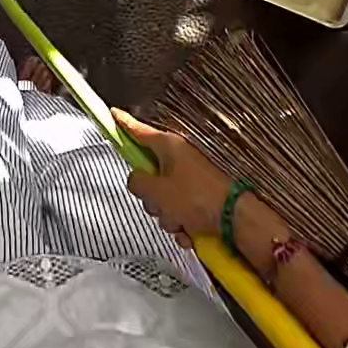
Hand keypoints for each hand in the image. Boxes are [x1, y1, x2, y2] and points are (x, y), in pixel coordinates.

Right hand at [117, 109, 230, 248]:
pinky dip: (182, 224)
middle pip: (148, 174)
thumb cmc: (200, 199)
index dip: (123, 123)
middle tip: (160, 205)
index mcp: (169, 146)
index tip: (113, 114)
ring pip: (162, 198)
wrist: (235, 220)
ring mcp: (190, 178)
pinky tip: (191, 232)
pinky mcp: (199, 197)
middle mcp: (179, 158)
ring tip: (181, 222)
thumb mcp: (156, 191)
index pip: (138, 131)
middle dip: (151, 197)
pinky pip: (178, 211)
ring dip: (167, 216)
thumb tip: (135, 180)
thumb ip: (136, 182)